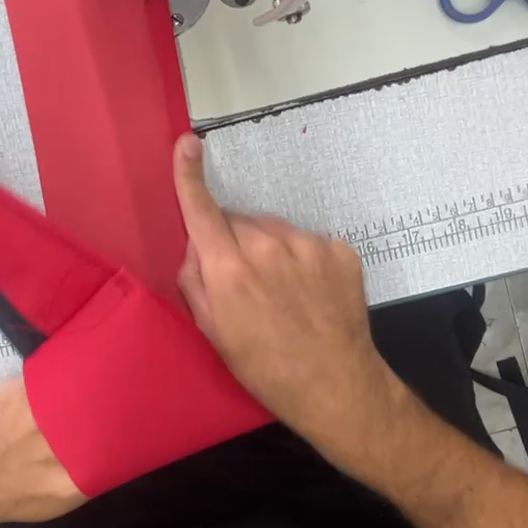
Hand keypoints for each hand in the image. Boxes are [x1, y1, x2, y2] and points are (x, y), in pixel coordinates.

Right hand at [171, 134, 402, 449]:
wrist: (335, 385)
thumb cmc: (263, 366)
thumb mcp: (212, 331)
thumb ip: (195, 280)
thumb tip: (195, 246)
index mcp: (228, 268)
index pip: (202, 210)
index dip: (189, 176)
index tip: (188, 143)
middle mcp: (267, 246)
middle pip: (237, 222)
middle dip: (232, 242)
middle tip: (244, 284)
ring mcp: (308, 245)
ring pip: (272, 230)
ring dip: (268, 249)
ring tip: (281, 292)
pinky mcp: (340, 250)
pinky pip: (307, 242)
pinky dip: (302, 259)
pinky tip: (309, 292)